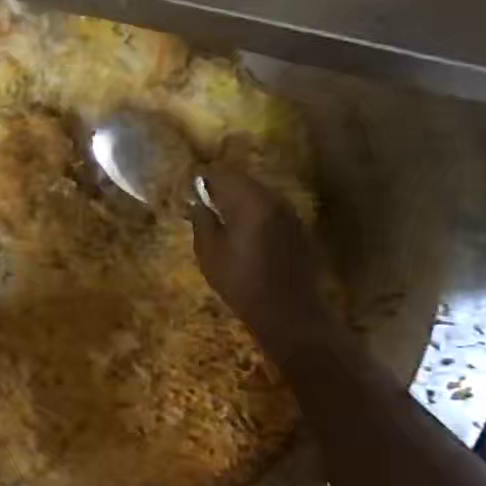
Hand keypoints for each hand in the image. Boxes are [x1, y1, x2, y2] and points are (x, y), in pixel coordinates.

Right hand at [188, 159, 335, 354]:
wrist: (287, 311)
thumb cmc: (241, 282)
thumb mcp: (209, 252)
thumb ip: (202, 221)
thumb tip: (199, 203)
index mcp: (251, 203)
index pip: (224, 175)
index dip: (203, 178)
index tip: (188, 189)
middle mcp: (274, 200)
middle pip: (244, 181)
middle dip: (221, 187)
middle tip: (200, 201)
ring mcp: (289, 213)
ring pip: (258, 194)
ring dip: (238, 199)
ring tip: (219, 216)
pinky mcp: (296, 228)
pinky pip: (269, 209)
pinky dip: (252, 212)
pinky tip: (241, 230)